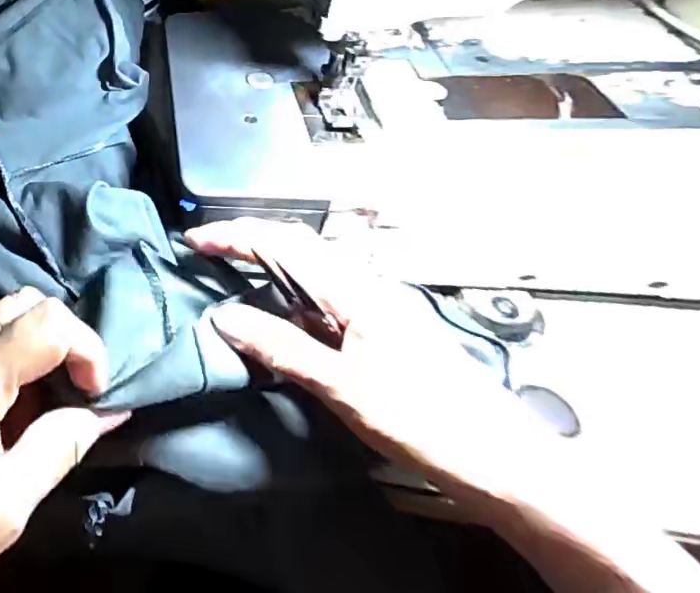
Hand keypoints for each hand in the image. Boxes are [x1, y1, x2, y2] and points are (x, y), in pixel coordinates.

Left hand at [0, 288, 128, 592]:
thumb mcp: (8, 503)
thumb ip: (63, 442)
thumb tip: (109, 412)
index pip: (49, 321)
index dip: (88, 348)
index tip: (96, 396)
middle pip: (23, 304)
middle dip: (62, 339)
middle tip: (74, 393)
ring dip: (31, 347)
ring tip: (41, 408)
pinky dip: (2, 357)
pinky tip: (6, 408)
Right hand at [187, 219, 699, 592]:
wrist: (505, 462)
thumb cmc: (430, 423)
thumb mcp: (346, 389)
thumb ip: (282, 347)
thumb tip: (225, 316)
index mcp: (356, 288)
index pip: (283, 244)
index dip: (234, 237)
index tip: (193, 241)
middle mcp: (365, 283)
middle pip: (295, 243)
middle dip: (246, 240)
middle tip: (204, 250)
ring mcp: (374, 301)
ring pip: (308, 265)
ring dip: (265, 260)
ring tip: (228, 268)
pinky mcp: (378, 323)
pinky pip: (321, 290)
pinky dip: (286, 288)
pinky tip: (275, 308)